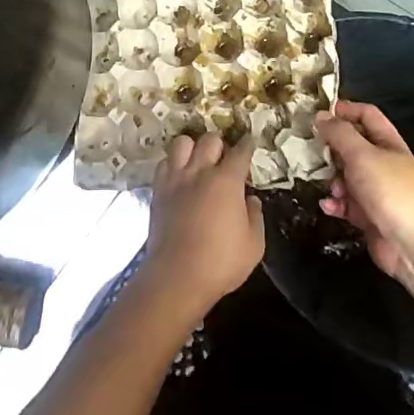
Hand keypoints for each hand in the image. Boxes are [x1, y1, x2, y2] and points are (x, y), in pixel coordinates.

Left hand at [140, 133, 264, 312]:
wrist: (177, 274)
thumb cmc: (222, 261)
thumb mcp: (254, 244)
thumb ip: (255, 216)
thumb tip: (250, 199)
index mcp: (226, 181)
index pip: (240, 153)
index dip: (247, 145)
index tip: (250, 142)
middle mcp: (199, 171)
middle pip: (209, 140)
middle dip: (220, 144)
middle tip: (224, 158)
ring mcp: (175, 178)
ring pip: (182, 143)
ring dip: (193, 147)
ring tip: (198, 161)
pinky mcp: (158, 189)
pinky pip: (165, 163)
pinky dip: (174, 163)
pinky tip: (180, 176)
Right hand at [314, 101, 413, 289]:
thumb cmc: (391, 193)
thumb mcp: (362, 156)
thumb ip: (339, 133)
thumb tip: (321, 116)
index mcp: (389, 144)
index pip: (366, 115)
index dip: (344, 110)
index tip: (318, 113)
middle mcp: (383, 164)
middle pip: (352, 145)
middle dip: (331, 148)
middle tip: (310, 150)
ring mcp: (377, 191)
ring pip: (346, 175)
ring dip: (333, 180)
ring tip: (331, 188)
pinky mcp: (369, 215)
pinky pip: (346, 203)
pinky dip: (336, 203)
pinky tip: (330, 207)